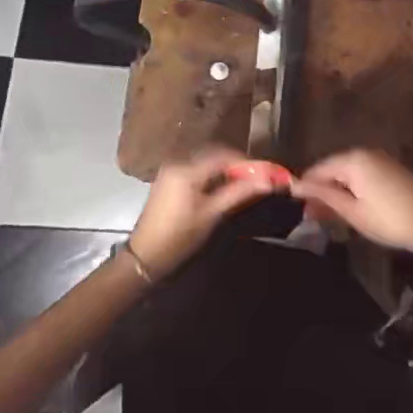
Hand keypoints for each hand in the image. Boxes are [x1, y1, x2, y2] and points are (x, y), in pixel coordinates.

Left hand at [127, 148, 279, 277]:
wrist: (145, 257)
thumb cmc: (179, 237)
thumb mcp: (212, 215)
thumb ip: (239, 194)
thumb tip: (267, 182)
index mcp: (187, 169)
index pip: (223, 156)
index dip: (247, 164)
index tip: (266, 174)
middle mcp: (177, 164)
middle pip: (214, 157)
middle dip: (237, 167)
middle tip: (257, 180)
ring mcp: (170, 173)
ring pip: (205, 165)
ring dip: (225, 173)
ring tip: (244, 186)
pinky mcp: (167, 183)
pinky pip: (195, 173)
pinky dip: (211, 179)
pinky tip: (223, 191)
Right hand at [289, 150, 412, 259]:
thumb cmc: (389, 221)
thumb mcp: (351, 211)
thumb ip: (323, 196)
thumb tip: (296, 186)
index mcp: (353, 160)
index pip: (318, 169)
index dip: (305, 188)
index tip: (297, 208)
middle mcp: (366, 154)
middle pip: (333, 170)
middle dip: (321, 192)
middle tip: (313, 217)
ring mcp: (381, 161)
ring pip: (348, 175)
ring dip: (337, 193)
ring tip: (330, 217)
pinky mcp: (392, 171)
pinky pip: (363, 177)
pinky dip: (353, 191)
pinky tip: (351, 210)